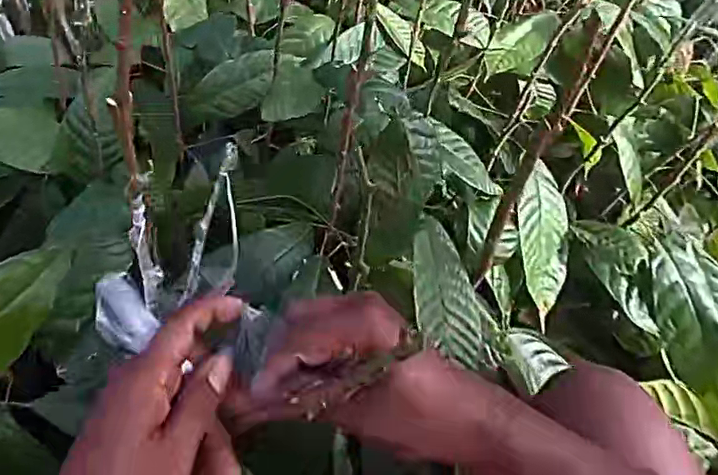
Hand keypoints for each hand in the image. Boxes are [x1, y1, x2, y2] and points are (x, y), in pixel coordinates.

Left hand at [62, 292, 244, 474]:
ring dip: (198, 411)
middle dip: (211, 379)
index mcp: (143, 374)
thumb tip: (222, 357)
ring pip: (173, 388)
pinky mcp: (116, 421)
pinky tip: (193, 454)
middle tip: (240, 407)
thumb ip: (200, 400)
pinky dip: (180, 422)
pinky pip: (157, 407)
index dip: (212, 308)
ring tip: (217, 457)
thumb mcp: (174, 452)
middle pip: (182, 359)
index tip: (240, 306)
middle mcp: (130, 377)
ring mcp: (120, 399)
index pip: (181, 323)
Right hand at [228, 293, 502, 466]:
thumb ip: (306, 401)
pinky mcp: (367, 316)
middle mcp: (358, 300)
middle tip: (263, 394)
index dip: (270, 369)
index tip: (250, 398)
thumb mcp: (359, 415)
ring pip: (307, 317)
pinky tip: (305, 376)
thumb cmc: (420, 417)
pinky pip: (324, 321)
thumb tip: (256, 403)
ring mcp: (363, 304)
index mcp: (361, 319)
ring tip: (282, 389)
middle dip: (276, 354)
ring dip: (291, 349)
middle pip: (297, 317)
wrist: (467, 414)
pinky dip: (309, 345)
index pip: (298, 337)